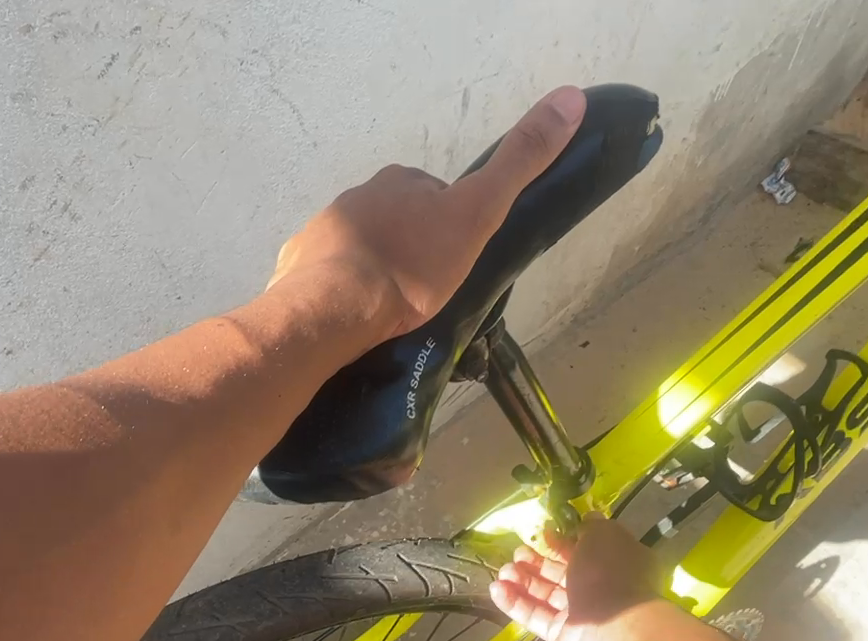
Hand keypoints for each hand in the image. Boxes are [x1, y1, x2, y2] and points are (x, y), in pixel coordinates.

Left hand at [268, 86, 587, 342]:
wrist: (337, 308)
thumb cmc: (412, 267)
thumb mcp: (477, 214)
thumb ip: (518, 163)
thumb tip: (571, 96)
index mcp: (398, 181)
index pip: (431, 196)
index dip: (444, 227)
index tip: (449, 261)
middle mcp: (355, 197)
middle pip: (390, 221)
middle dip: (404, 247)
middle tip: (417, 290)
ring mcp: (320, 232)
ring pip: (356, 248)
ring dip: (370, 270)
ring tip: (383, 308)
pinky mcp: (296, 267)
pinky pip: (323, 275)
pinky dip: (337, 290)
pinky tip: (347, 316)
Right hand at [489, 515, 669, 640]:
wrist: (610, 630)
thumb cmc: (608, 575)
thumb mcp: (604, 537)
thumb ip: (592, 527)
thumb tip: (588, 518)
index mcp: (614, 565)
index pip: (584, 550)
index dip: (561, 542)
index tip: (541, 534)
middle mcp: (598, 589)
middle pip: (560, 573)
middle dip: (535, 562)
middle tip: (516, 553)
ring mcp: (579, 614)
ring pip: (545, 594)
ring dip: (521, 580)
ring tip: (503, 571)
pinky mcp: (560, 635)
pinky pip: (534, 615)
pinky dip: (515, 603)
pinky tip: (496, 590)